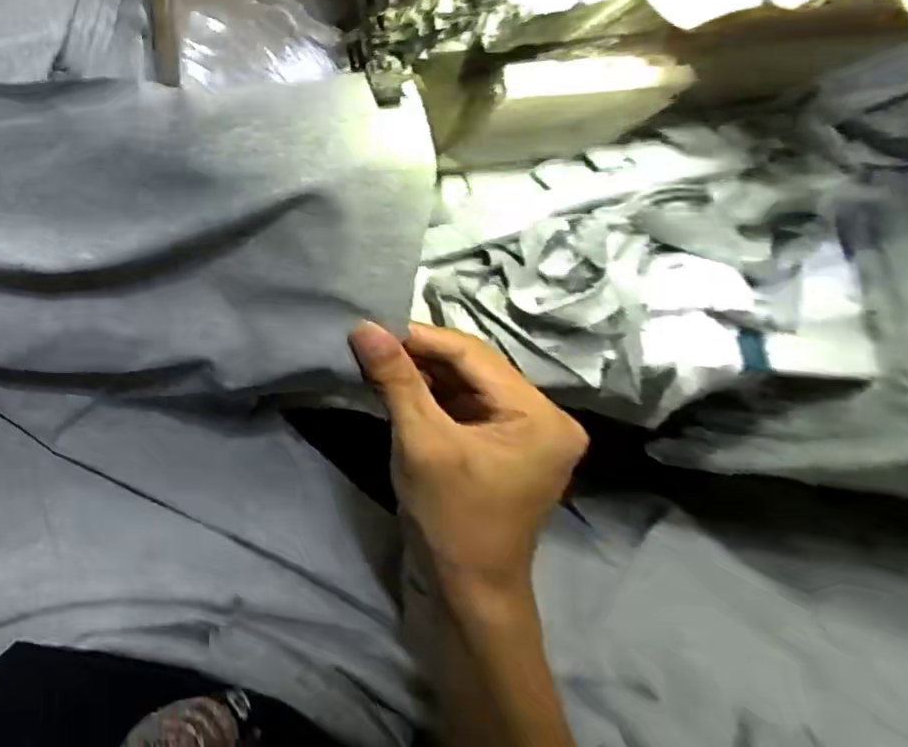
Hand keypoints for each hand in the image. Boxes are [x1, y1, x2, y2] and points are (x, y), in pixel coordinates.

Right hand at [350, 321, 587, 595]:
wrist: (467, 581)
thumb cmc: (450, 513)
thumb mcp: (419, 439)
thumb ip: (395, 379)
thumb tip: (363, 326)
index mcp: (540, 415)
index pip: (472, 354)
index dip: (418, 336)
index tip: (368, 328)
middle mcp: (544, 416)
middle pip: (472, 364)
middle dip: (418, 353)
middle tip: (368, 344)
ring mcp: (525, 430)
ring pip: (464, 380)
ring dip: (420, 370)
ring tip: (375, 361)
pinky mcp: (502, 441)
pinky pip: (463, 401)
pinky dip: (428, 391)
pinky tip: (396, 385)